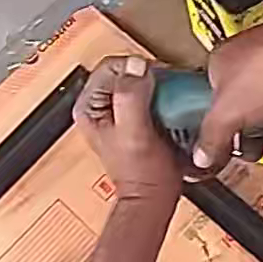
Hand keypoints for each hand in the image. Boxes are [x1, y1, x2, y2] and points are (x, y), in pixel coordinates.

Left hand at [78, 55, 181, 201]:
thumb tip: (136, 67)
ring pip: (140, 81)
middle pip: (126, 70)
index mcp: (89, 107)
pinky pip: (151, 95)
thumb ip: (131, 97)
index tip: (158, 77)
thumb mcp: (134, 132)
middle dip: (150, 74)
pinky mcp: (138, 118)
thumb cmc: (141, 173)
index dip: (137, 67)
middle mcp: (102, 106)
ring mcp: (120, 112)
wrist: (153, 196)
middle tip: (168, 84)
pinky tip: (173, 104)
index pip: (111, 65)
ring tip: (172, 94)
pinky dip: (164, 96)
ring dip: (159, 84)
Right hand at [193, 13, 262, 172]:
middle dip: (253, 139)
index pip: (209, 103)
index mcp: (221, 62)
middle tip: (257, 148)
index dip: (218, 130)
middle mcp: (251, 61)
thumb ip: (211, 137)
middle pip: (245, 114)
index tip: (222, 150)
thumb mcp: (228, 113)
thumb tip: (202, 155)